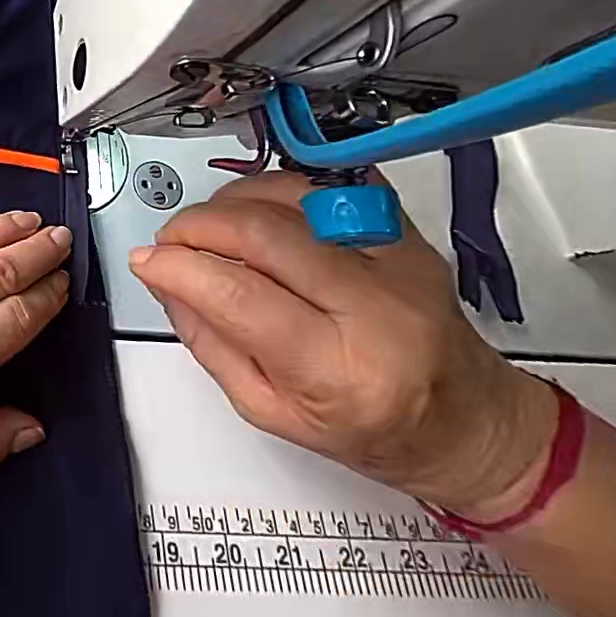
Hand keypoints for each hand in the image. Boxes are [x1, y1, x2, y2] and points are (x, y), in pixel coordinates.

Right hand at [127, 172, 558, 520]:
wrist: (470, 424)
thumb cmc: (369, 429)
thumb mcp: (264, 407)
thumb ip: (207, 341)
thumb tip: (164, 280)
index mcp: (338, 371)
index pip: (236, 294)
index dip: (176, 267)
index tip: (145, 261)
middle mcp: (378, 310)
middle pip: (261, 234)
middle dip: (194, 226)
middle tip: (170, 241)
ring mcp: (400, 264)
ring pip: (291, 197)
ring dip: (227, 202)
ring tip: (207, 227)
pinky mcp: (408, 237)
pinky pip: (326, 187)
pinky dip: (272, 190)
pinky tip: (251, 212)